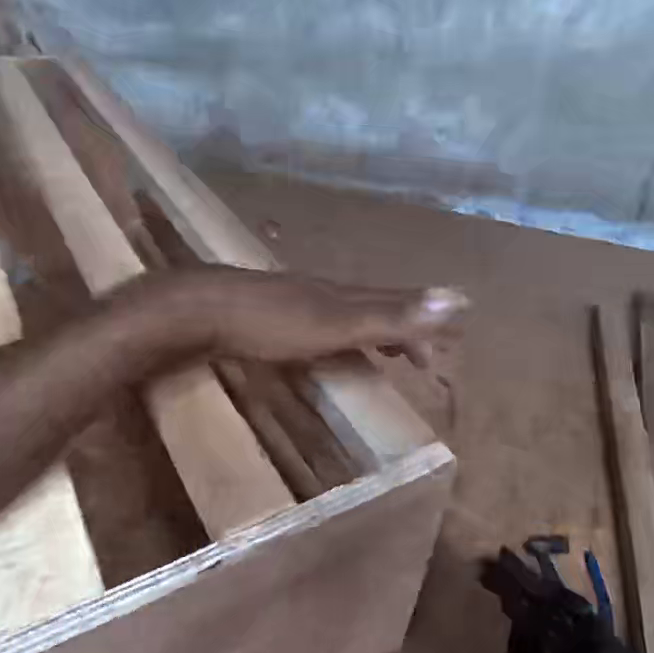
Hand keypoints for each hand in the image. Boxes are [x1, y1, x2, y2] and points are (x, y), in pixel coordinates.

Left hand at [135, 266, 467, 364]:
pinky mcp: (269, 316)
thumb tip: (456, 297)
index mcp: (345, 296)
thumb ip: (391, 315)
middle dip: (406, 329)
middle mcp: (325, 294)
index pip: (399, 306)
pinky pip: (319, 325)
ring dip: (374, 333)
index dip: (427, 321)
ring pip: (348, 316)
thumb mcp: (337, 323)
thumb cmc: (271, 322)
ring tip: (389, 352)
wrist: (197, 312)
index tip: (452, 346)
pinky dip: (340, 337)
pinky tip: (327, 348)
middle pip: (377, 308)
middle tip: (424, 358)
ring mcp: (296, 303)